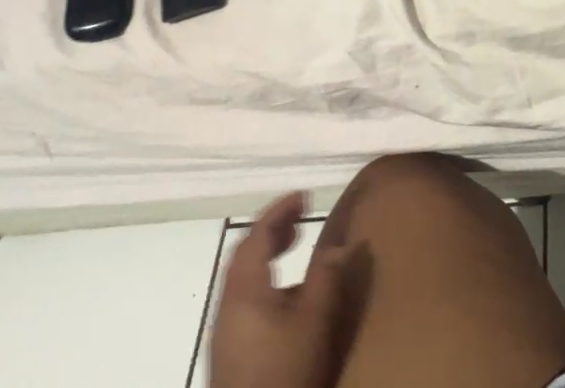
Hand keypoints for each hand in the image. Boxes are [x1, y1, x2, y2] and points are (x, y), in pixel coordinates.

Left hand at [210, 192, 350, 387]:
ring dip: (267, 254)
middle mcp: (229, 305)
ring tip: (295, 246)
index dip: (279, 211)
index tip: (303, 194)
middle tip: (300, 215)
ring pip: (242, 278)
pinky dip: (265, 278)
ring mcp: (226, 330)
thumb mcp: (315, 321)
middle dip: (271, 230)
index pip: (256, 238)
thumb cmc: (285, 370)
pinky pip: (245, 297)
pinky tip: (289, 294)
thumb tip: (338, 245)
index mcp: (245, 291)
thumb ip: (326, 278)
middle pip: (243, 256)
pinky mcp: (230, 350)